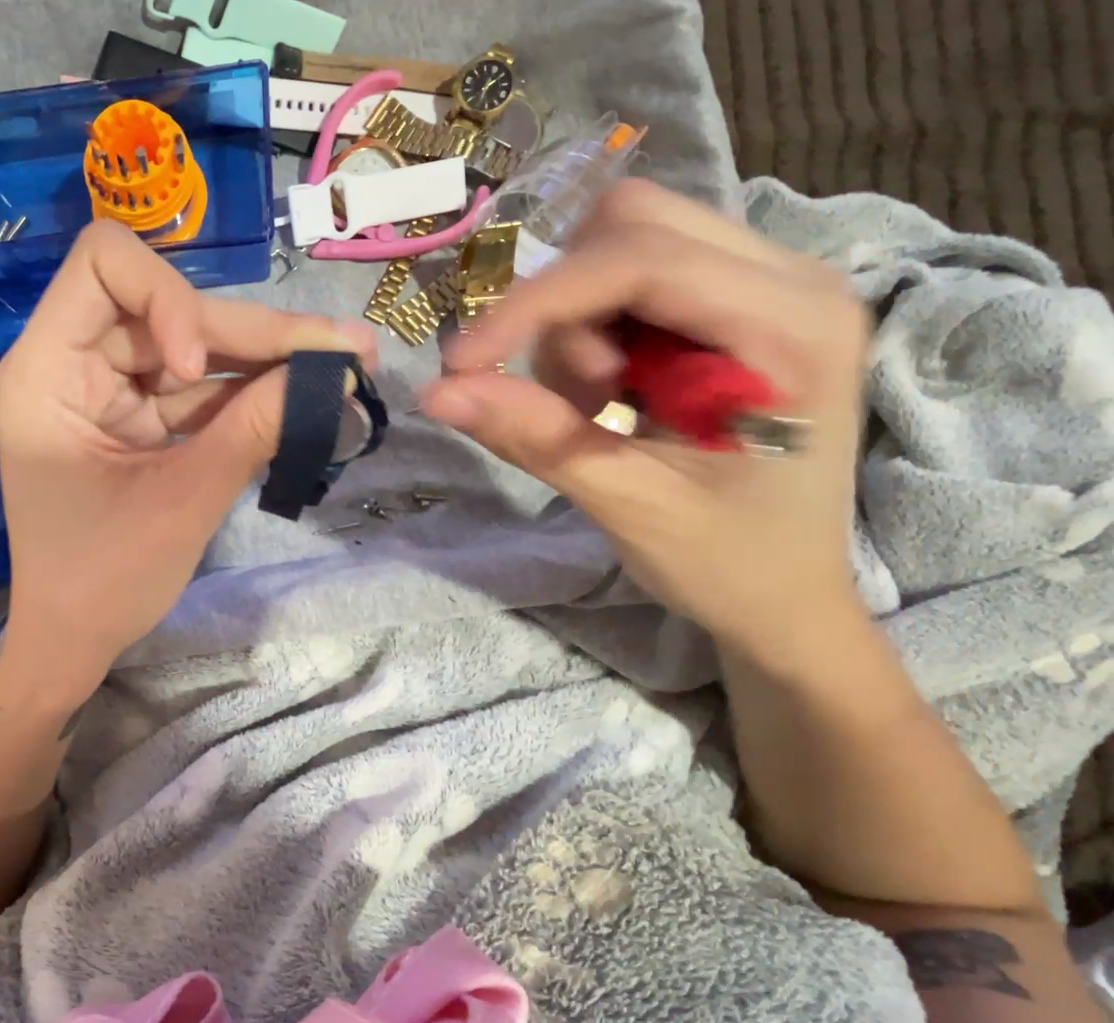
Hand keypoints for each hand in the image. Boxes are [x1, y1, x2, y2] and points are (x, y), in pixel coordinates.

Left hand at [0, 222, 376, 691]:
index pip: (104, 264)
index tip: (195, 366)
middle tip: (346, 346)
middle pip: (168, 308)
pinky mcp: (135, 419)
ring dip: (266, 358)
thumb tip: (336, 371)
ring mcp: (106, 391)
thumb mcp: (182, 501)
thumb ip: (253, 428)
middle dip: (254, 332)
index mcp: (46, 372)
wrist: (72, 643)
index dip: (167, 295)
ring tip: (349, 363)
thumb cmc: (103, 581)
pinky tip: (310, 392)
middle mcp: (71, 364)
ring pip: (194, 346)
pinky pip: (197, 390)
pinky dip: (249, 393)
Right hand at [424, 179, 870, 657]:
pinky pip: (629, 277)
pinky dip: (590, 329)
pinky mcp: (731, 303)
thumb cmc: (730, 561)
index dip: (538, 301)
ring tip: (596, 407)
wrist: (786, 594)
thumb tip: (436, 391)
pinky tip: (610, 395)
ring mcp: (765, 283)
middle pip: (632, 223)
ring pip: (623, 242)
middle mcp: (790, 277)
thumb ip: (536, 436)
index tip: (463, 362)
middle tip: (574, 395)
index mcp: (792, 326)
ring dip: (576, 321)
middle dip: (566, 304)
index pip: (642, 260)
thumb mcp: (629, 504)